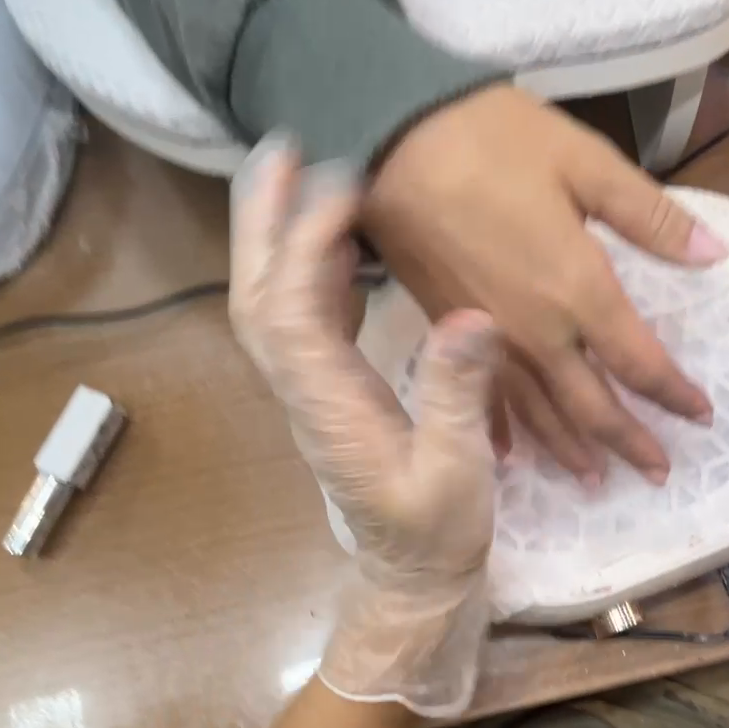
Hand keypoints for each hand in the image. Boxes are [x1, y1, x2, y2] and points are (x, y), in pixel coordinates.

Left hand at [229, 138, 502, 717]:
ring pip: (271, 305)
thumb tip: (471, 317)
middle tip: (278, 151)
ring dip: (277, 240)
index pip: (293, 311)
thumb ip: (457, 400)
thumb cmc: (435, 534)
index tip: (340, 184)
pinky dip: (310, 274)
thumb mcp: (457, 473)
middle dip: (260, 223)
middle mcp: (305, 392)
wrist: (412, 576)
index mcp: (329, 408)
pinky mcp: (330, 394)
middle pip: (257, 297)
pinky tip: (338, 247)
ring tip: (299, 177)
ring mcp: (312, 393)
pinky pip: (302, 324)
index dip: (305, 243)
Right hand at [363, 85, 727, 486]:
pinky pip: (482, 400)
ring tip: (596, 481)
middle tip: (658, 472)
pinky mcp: (452, 338)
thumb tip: (716, 255)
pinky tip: (507, 459)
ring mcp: (490, 343)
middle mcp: (537, 334)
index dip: (673, 395)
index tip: (701, 417)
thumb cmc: (492, 143)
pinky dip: (500, 434)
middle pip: (592, 408)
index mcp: (578, 289)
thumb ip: (651, 218)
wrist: (392, 145)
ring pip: (539, 416)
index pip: (639, 363)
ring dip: (573, 452)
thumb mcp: (585, 162)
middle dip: (630, 443)